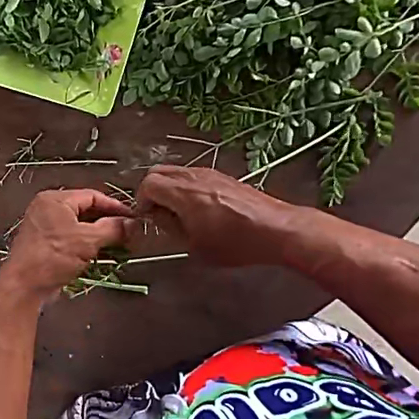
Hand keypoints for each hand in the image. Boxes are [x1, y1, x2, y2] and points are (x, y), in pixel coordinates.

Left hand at [0, 189, 134, 304]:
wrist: (24, 286)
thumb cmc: (53, 257)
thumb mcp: (88, 240)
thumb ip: (113, 229)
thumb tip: (133, 224)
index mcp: (55, 199)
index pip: (92, 196)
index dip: (115, 206)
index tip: (132, 218)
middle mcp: (47, 208)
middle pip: (86, 209)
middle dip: (108, 221)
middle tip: (128, 232)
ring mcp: (44, 227)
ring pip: (79, 225)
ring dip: (99, 234)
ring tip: (119, 243)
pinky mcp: (44, 244)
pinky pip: (71, 238)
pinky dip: (86, 243)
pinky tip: (101, 253)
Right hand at [133, 165, 303, 266]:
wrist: (276, 229)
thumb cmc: (235, 243)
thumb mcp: (195, 245)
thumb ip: (171, 227)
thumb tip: (159, 217)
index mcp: (183, 192)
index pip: (147, 184)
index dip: (141, 201)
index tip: (148, 218)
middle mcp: (194, 176)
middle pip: (159, 172)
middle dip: (152, 191)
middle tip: (158, 213)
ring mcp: (210, 173)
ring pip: (177, 172)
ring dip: (170, 188)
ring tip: (178, 214)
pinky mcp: (223, 177)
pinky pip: (194, 175)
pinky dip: (186, 187)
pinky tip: (198, 209)